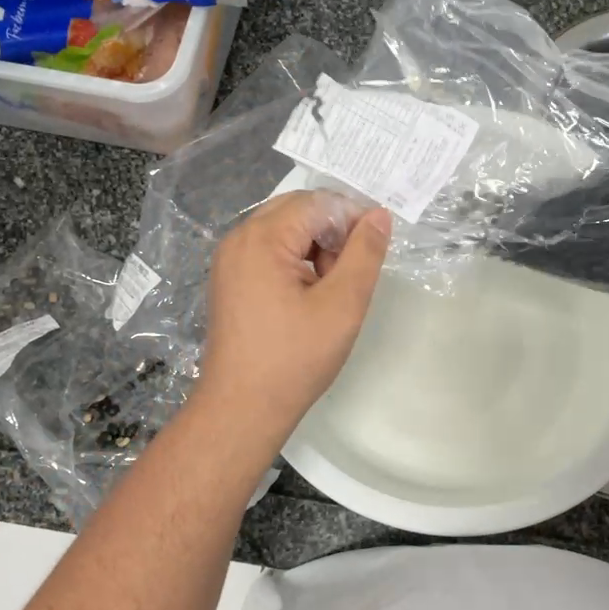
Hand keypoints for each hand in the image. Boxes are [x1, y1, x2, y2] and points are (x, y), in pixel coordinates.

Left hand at [196, 190, 391, 437]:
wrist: (242, 408)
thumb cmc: (294, 358)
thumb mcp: (342, 305)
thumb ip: (364, 254)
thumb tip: (378, 216)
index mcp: (262, 238)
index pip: (317, 202)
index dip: (352, 218)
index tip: (375, 251)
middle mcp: (239, 239)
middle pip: (297, 211)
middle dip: (333, 232)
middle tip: (352, 273)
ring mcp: (230, 261)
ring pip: (284, 232)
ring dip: (316, 249)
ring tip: (332, 290)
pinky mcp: (230, 282)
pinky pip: (269, 253)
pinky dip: (296, 263)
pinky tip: (309, 299)